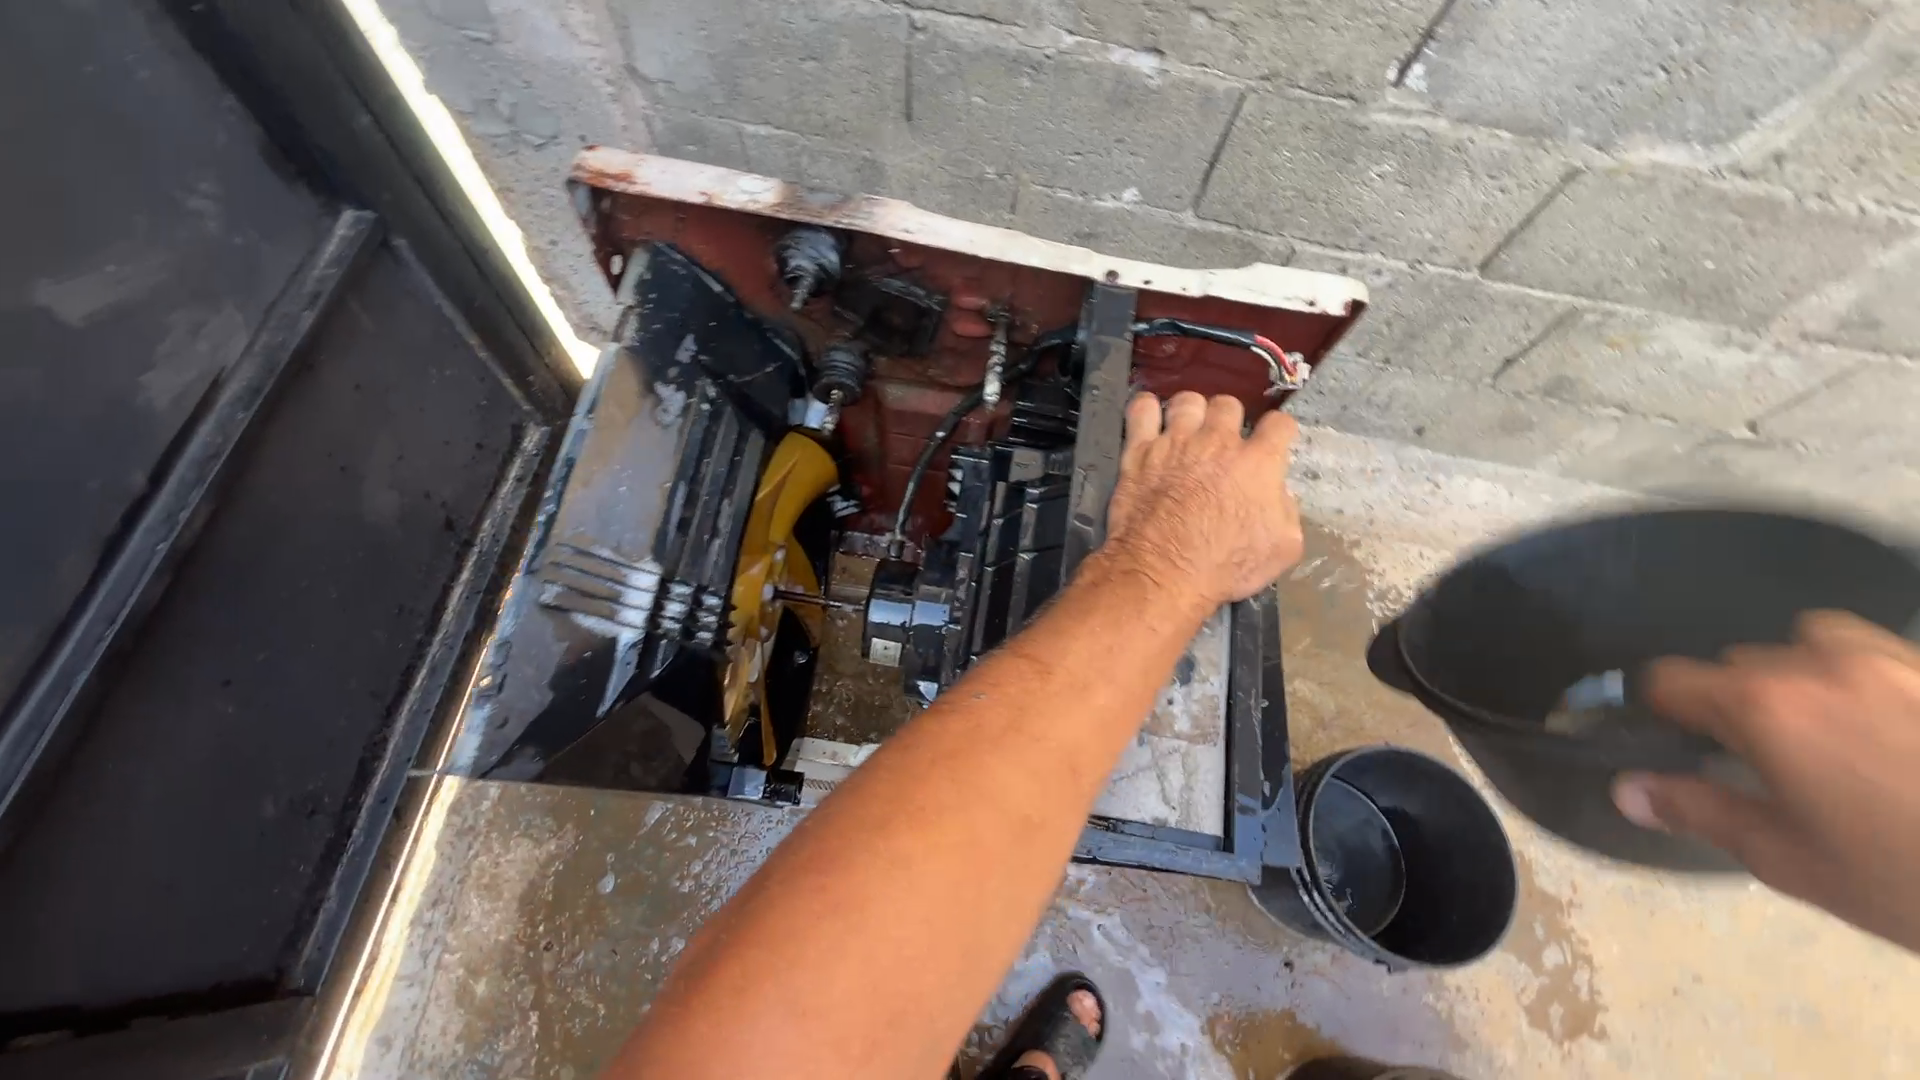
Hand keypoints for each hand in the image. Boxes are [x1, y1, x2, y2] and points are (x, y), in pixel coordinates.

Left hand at [1099, 391, 1303, 608]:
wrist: (1163, 572)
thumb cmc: (1226, 567)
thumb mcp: (1283, 548)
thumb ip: (1287, 510)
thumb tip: (1278, 493)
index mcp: (1258, 462)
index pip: (1279, 423)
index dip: (1277, 433)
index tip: (1270, 444)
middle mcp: (1217, 442)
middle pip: (1228, 404)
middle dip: (1229, 420)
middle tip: (1221, 443)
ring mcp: (1175, 443)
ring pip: (1187, 400)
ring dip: (1190, 413)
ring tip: (1186, 431)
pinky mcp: (1139, 452)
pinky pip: (1141, 410)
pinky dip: (1145, 410)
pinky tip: (1149, 421)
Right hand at [1613, 611, 1919, 951]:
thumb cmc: (1908, 877)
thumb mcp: (1790, 859)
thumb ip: (1698, 810)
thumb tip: (1625, 789)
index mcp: (1762, 706)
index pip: (1669, 679)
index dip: (1660, 709)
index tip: (1678, 742)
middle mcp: (1818, 666)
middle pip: (1741, 660)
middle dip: (1739, 698)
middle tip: (1767, 756)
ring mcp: (1897, 664)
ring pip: (1816, 640)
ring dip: (1805, 672)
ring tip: (1835, 728)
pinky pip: (1887, 655)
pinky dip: (1872, 678)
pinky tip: (1897, 730)